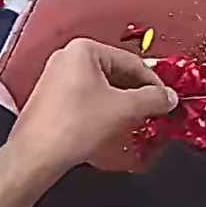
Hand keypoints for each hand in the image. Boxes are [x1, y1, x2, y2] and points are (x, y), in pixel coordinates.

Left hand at [4, 38, 176, 174]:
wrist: (35, 157)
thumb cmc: (77, 125)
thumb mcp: (123, 109)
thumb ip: (152, 99)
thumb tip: (170, 97)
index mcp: (84, 49)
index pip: (131, 62)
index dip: (153, 82)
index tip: (167, 99)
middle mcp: (68, 56)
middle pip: (115, 72)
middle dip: (136, 92)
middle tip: (154, 110)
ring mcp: (56, 76)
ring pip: (102, 86)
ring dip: (121, 102)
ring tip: (136, 119)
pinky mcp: (51, 96)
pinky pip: (86, 96)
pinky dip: (103, 107)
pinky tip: (112, 124)